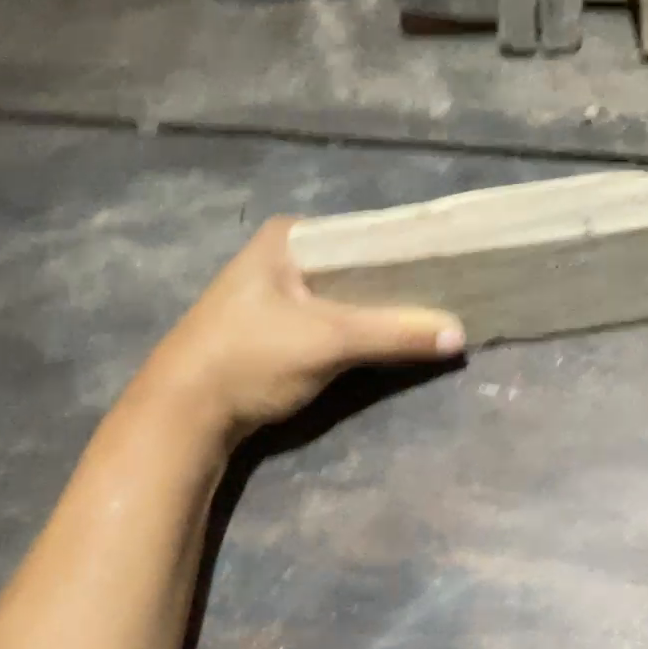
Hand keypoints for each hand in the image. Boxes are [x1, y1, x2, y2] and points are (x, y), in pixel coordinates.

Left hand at [133, 217, 464, 439]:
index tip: (457, 270)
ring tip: (437, 320)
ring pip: (355, 298)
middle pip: (364, 269)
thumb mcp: (330, 340)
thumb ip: (395, 334)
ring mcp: (286, 295)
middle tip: (455, 300)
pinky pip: (343, 323)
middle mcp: (289, 257)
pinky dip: (369, 333)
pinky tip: (399, 342)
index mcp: (291, 238)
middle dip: (404, 288)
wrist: (187, 412)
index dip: (412, 254)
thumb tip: (460, 335)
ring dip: (388, 314)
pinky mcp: (287, 330)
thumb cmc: (251, 358)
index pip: (369, 235)